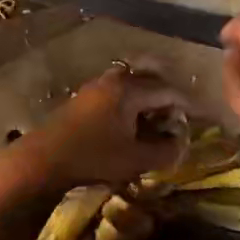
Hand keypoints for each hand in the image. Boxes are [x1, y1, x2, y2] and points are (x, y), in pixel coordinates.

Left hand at [0, 66, 189, 191]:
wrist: (43, 159)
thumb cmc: (94, 158)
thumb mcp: (136, 159)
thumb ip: (165, 151)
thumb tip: (181, 144)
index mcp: (130, 89)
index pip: (168, 91)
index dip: (185, 106)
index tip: (196, 120)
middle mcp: (114, 80)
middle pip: (149, 83)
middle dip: (165, 102)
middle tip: (175, 122)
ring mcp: (95, 87)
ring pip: (131, 87)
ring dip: (145, 103)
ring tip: (153, 125)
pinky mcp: (82, 98)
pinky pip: (115, 94)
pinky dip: (128, 105)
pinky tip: (128, 126)